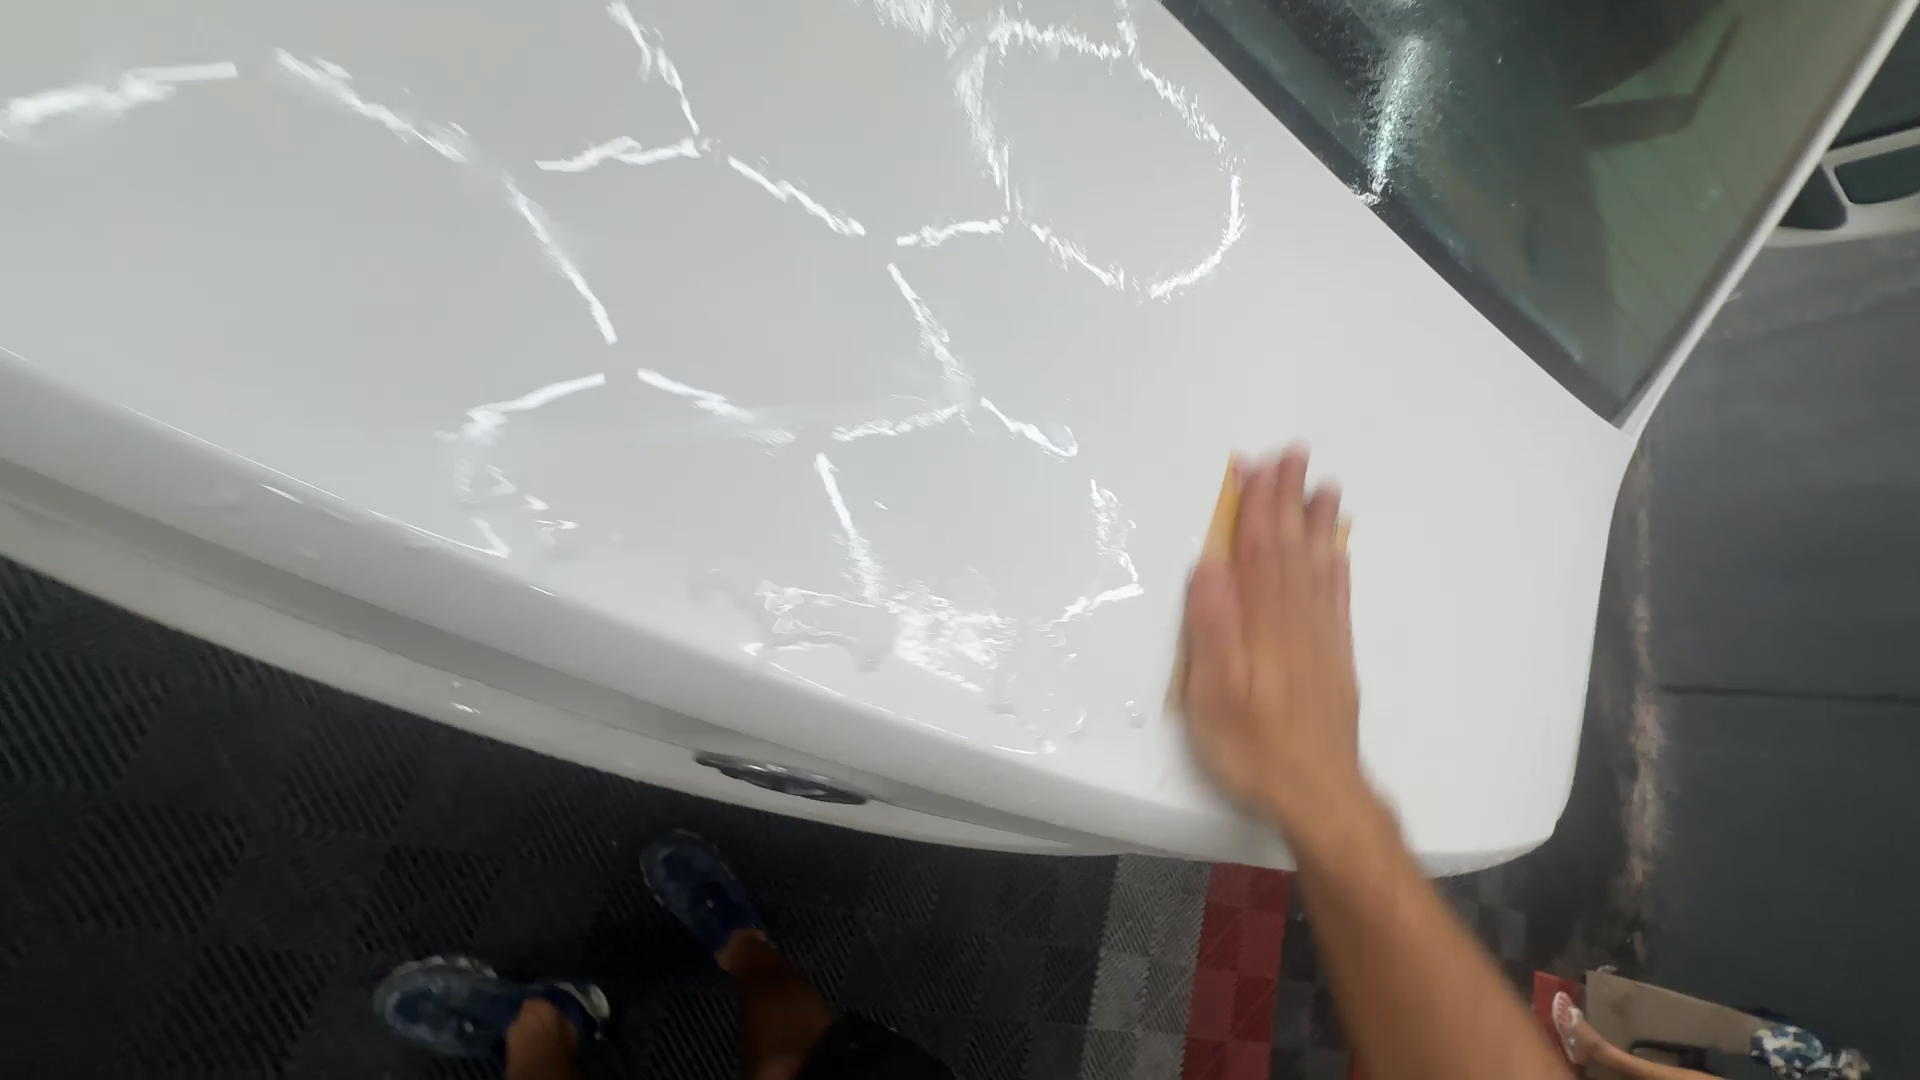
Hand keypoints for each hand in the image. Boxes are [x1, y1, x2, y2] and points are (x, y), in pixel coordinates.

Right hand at [1180, 446, 1367, 838]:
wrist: (1320, 796)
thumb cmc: (1253, 747)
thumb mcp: (1214, 694)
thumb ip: (1212, 628)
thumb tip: (1207, 565)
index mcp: (1263, 625)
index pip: (1257, 552)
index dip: (1255, 507)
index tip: (1256, 465)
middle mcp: (1297, 621)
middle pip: (1290, 549)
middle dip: (1288, 500)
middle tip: (1293, 455)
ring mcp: (1321, 639)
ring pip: (1318, 567)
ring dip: (1317, 525)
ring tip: (1323, 487)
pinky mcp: (1335, 659)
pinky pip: (1336, 600)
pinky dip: (1337, 568)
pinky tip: (1337, 551)